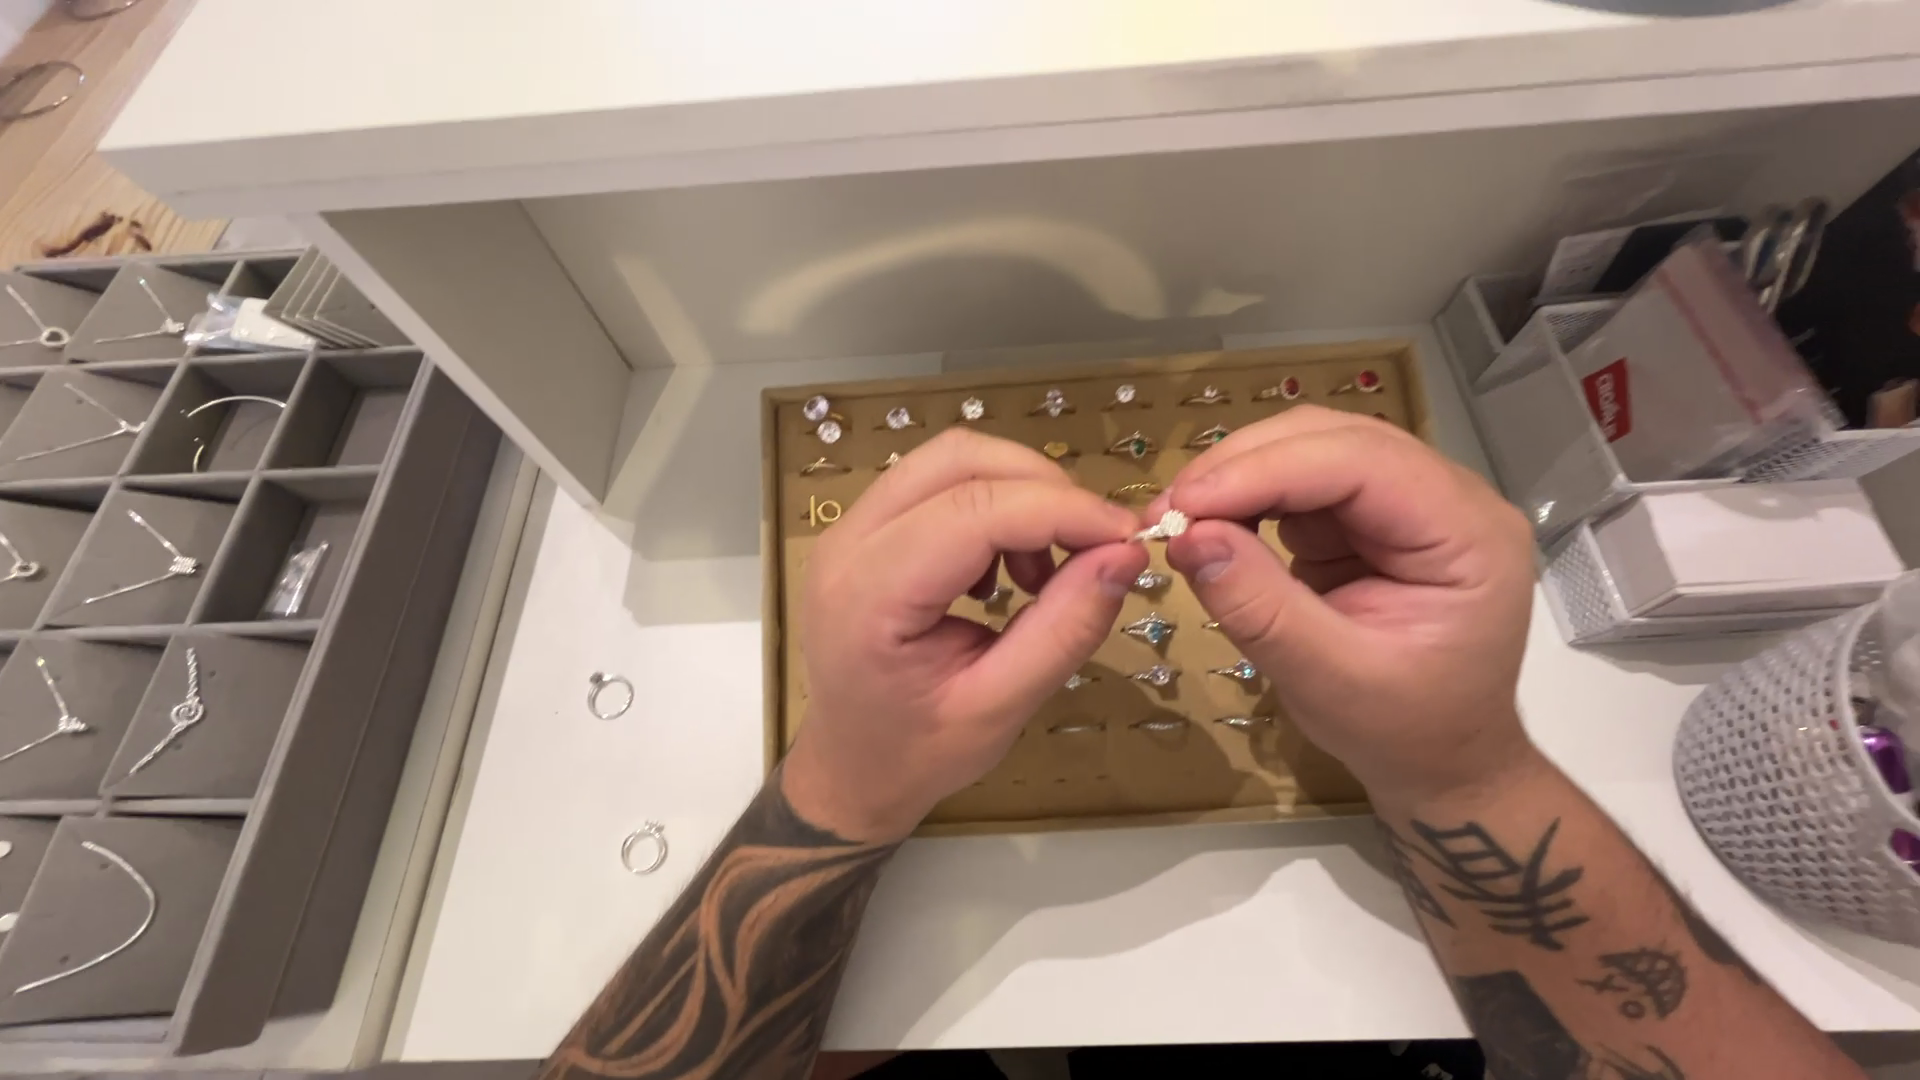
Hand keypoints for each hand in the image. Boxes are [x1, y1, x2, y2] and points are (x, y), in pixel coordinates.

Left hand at [784, 429, 1147, 841]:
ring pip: (950, 461)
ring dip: (1018, 494)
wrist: (848, 768)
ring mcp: (850, 529)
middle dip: (1042, 487)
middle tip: (1090, 545)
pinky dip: (992, 506)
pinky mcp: (864, 529)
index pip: (973, 512)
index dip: (1061, 510)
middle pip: (958, 459)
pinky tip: (1003, 571)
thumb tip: (1124, 555)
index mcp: (868, 596)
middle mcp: (848, 543)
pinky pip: (938, 484)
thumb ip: (1065, 630)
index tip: (1127, 536)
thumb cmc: (914, 753)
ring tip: (1040, 573)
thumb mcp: (1001, 710)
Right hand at [1155, 406, 1537, 808]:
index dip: (1266, 471)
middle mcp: (1441, 497)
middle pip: (1332, 438)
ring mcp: (1399, 502)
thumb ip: (1258, 607)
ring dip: (1234, 476)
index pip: (1362, 463)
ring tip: (1178, 519)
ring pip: (1306, 448)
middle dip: (1241, 466)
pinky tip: (1210, 526)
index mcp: (1465, 533)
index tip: (1183, 507)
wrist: (1434, 758)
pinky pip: (1292, 484)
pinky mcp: (1361, 517)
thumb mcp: (1326, 680)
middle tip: (1167, 511)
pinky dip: (1242, 498)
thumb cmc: (1399, 729)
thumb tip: (1186, 539)